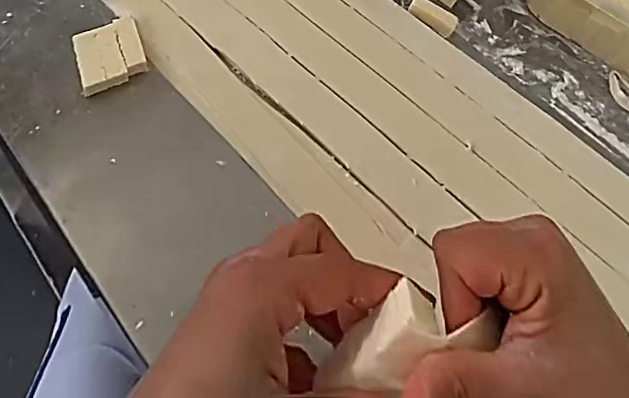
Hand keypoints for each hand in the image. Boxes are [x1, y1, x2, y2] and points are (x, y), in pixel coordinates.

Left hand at [133, 214, 399, 397]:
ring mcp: (225, 297)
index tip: (412, 315)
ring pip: (292, 273)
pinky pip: (272, 305)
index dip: (384, 290)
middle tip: (377, 327)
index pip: (341, 266)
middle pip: (312, 245)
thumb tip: (400, 389)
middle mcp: (240, 277)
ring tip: (349, 358)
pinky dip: (301, 328)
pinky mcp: (216, 325)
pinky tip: (312, 381)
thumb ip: (355, 394)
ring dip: (326, 307)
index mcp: (260, 284)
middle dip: (350, 282)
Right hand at [405, 216, 628, 397]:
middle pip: (456, 254)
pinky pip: (478, 272)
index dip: (456, 304)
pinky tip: (513, 339)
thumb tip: (412, 379)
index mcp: (536, 247)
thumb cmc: (600, 394)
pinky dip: (484, 309)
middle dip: (463, 308)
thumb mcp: (520, 391)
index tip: (482, 343)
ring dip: (473, 311)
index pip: (452, 250)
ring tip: (511, 349)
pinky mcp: (532, 264)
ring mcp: (534, 247)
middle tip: (498, 352)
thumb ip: (460, 379)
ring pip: (462, 264)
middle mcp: (535, 235)